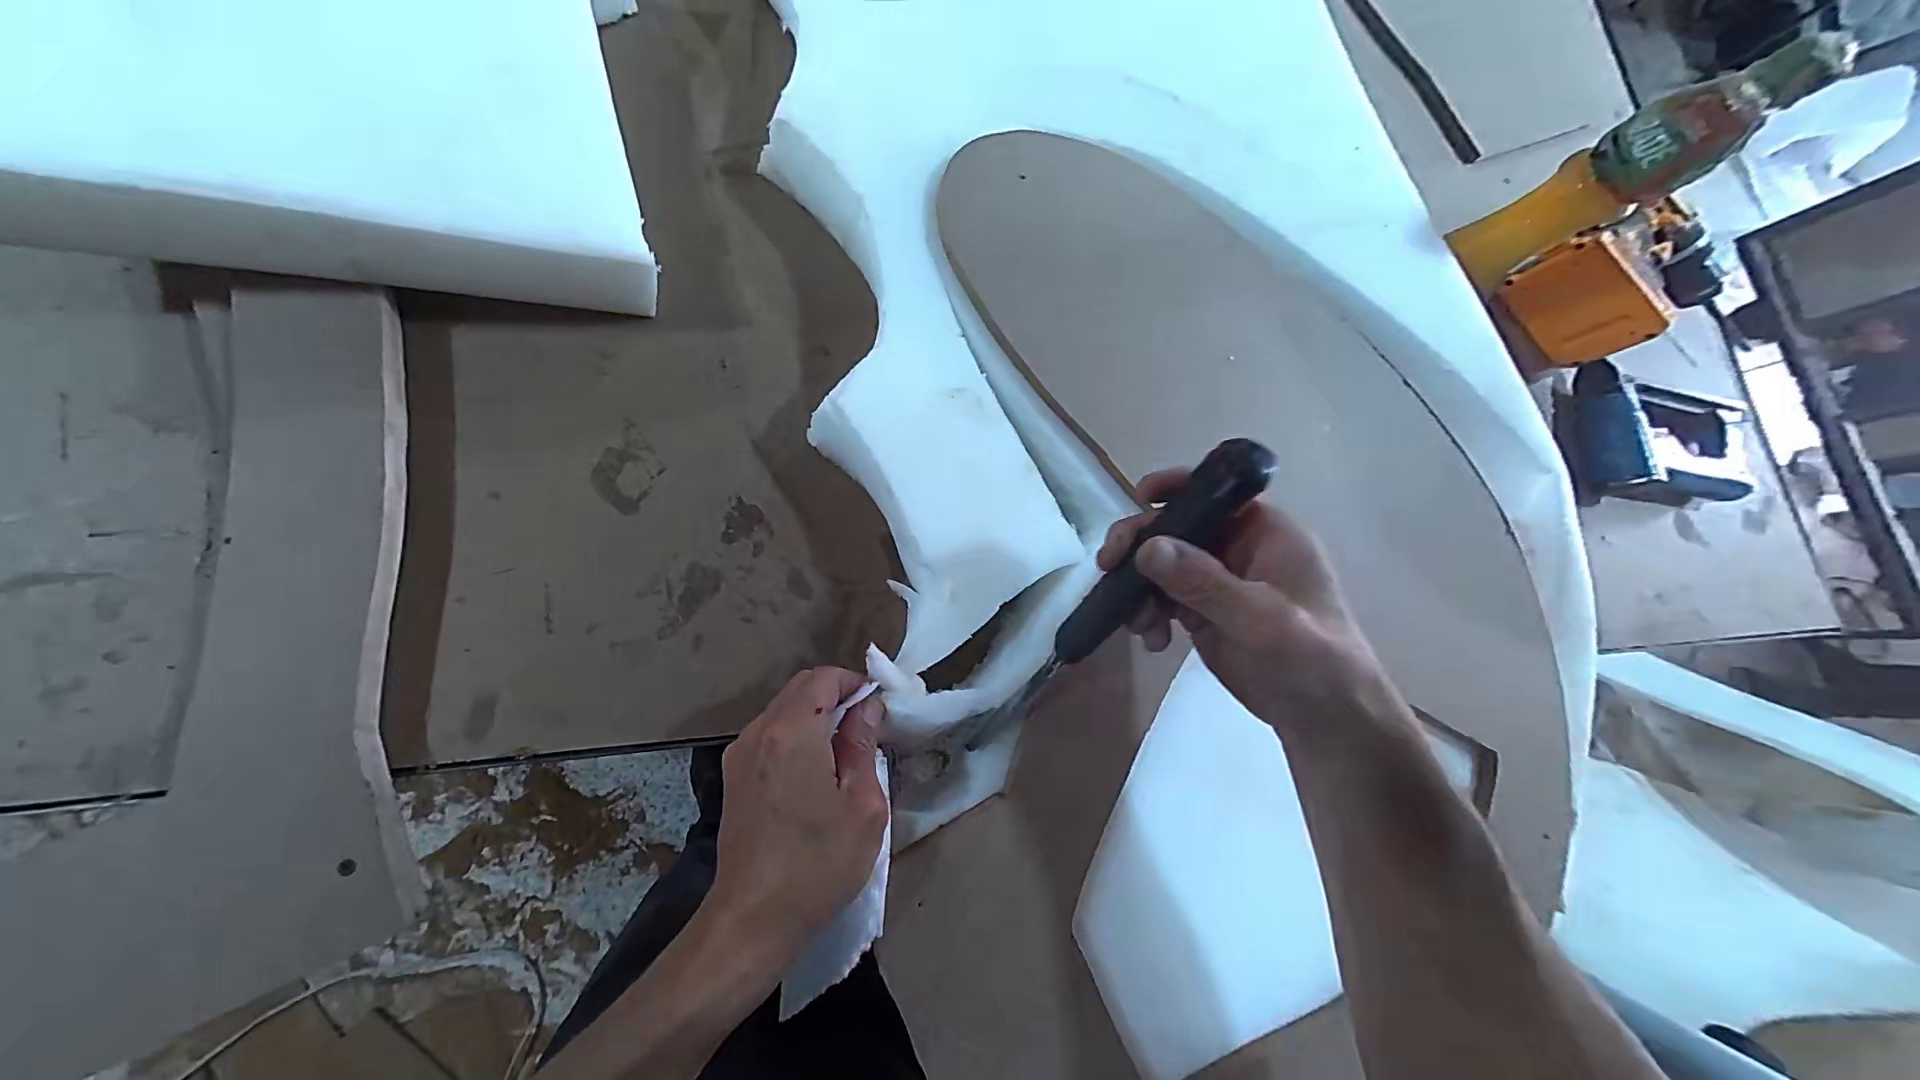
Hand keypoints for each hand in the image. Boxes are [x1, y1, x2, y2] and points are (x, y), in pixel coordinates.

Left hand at [707, 668, 888, 964]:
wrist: (752, 920)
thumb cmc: (818, 863)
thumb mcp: (862, 805)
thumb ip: (863, 746)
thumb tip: (867, 709)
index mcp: (791, 732)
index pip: (823, 678)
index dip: (854, 683)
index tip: (879, 707)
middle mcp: (758, 732)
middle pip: (800, 688)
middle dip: (837, 695)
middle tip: (867, 726)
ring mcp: (739, 753)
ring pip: (784, 709)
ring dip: (816, 715)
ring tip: (844, 750)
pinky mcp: (733, 775)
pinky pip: (770, 733)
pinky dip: (796, 734)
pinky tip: (815, 769)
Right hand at [1097, 468, 1400, 739]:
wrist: (1325, 719)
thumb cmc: (1312, 658)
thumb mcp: (1259, 618)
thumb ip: (1204, 582)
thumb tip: (1147, 548)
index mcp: (1264, 532)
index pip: (1216, 492)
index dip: (1178, 487)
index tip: (1141, 497)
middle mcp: (1236, 549)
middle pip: (1176, 528)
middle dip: (1139, 545)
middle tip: (1109, 566)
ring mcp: (1217, 582)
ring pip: (1161, 565)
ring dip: (1138, 587)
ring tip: (1137, 623)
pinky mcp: (1202, 613)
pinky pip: (1161, 599)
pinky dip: (1147, 614)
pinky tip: (1152, 640)